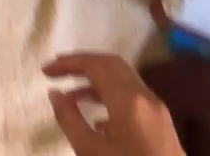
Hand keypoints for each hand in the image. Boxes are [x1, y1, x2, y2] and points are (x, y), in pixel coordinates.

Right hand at [43, 52, 182, 155]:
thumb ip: (69, 119)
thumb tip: (55, 94)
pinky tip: (98, 120)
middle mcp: (145, 96)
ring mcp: (157, 110)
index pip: (94, 64)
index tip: (46, 71)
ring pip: (123, 80)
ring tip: (72, 97)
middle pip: (111, 64)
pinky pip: (133, 97)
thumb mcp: (91, 152)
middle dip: (82, 65)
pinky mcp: (163, 125)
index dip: (68, 62)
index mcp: (127, 100)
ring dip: (96, 81)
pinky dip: (111, 96)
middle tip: (59, 73)